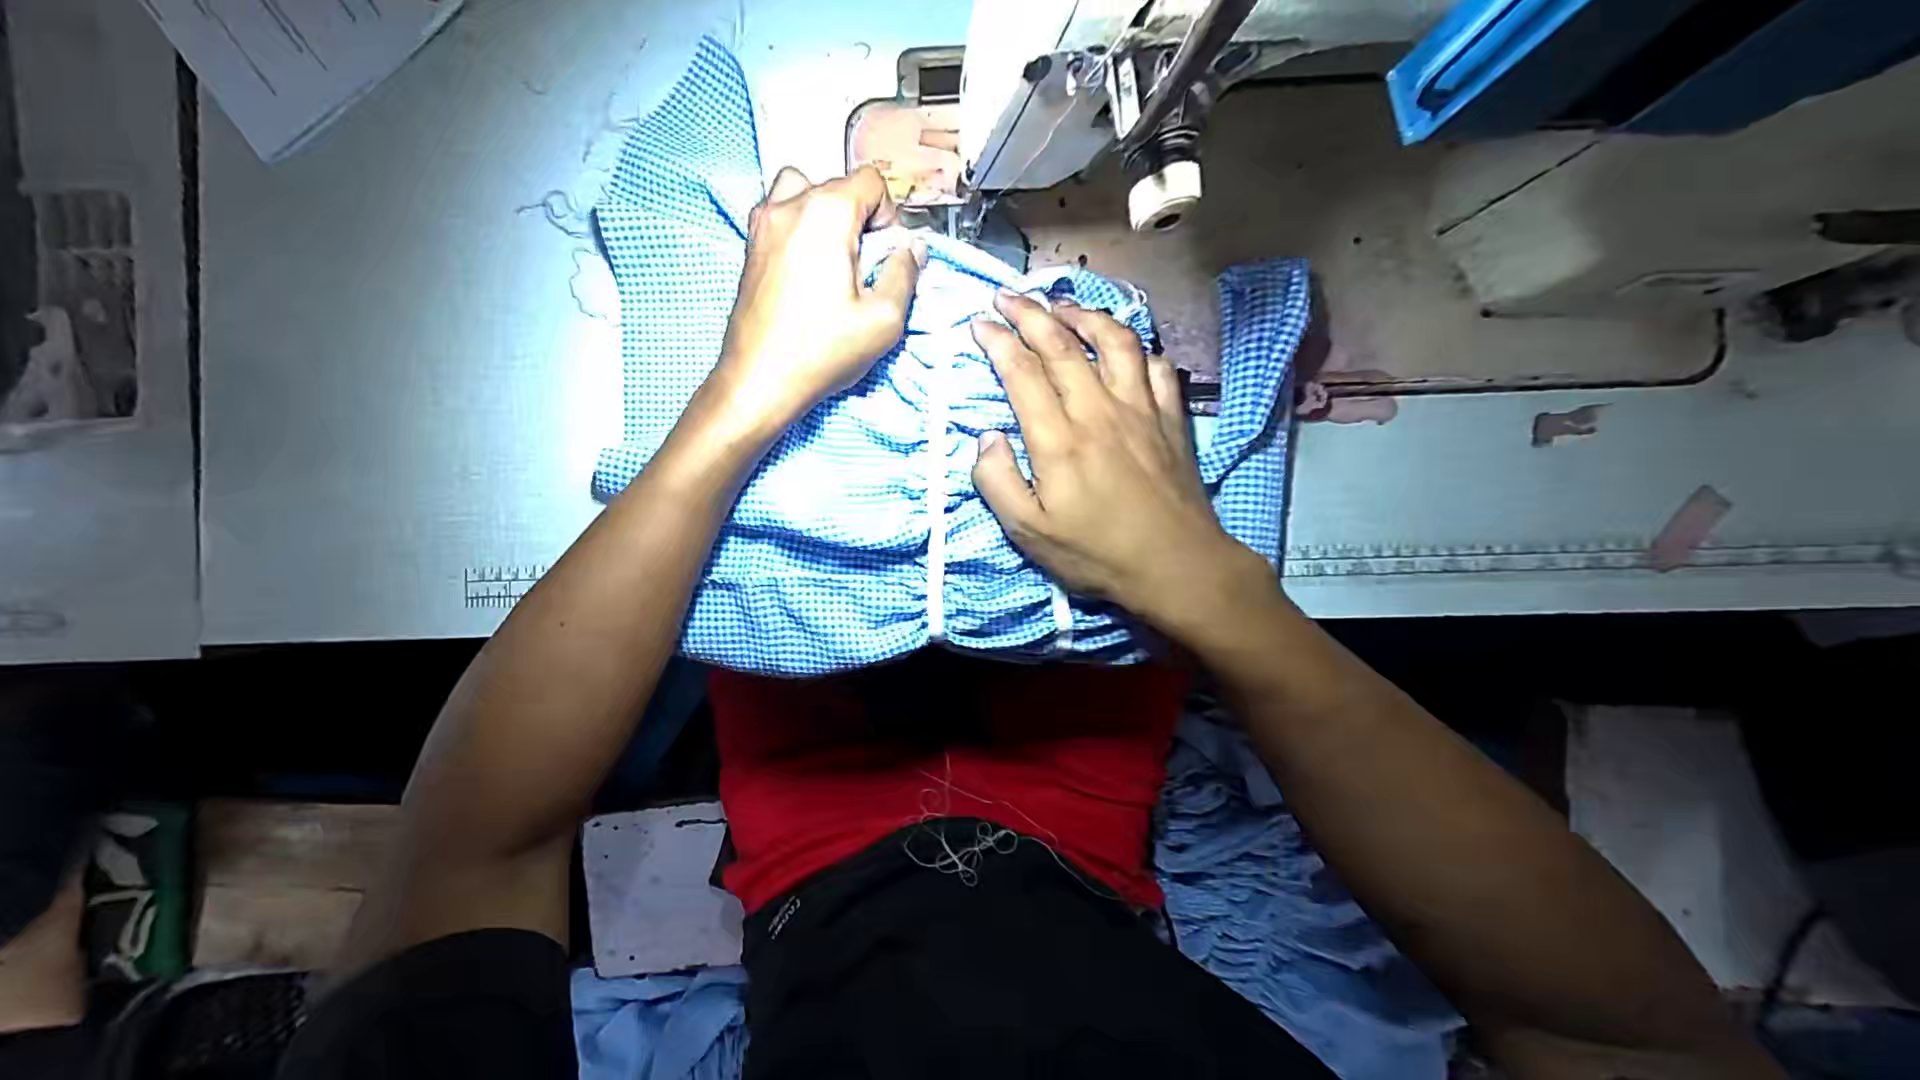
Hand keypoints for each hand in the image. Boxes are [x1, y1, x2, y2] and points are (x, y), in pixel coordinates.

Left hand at [704, 165, 926, 440]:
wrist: (760, 380)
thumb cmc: (821, 352)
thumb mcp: (885, 319)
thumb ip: (905, 274)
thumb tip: (911, 251)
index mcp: (826, 213)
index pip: (871, 181)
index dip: (889, 216)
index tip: (886, 254)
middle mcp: (789, 205)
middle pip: (838, 186)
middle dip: (859, 219)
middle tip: (864, 268)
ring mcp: (763, 224)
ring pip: (803, 191)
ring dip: (825, 216)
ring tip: (833, 261)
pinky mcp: (750, 247)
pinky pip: (781, 216)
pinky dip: (800, 229)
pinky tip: (809, 274)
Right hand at [970, 293, 1269, 630]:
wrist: (1176, 565)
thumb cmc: (1097, 554)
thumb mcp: (1030, 533)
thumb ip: (997, 482)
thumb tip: (987, 437)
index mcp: (1059, 439)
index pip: (1022, 372)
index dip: (997, 341)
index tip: (978, 324)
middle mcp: (1099, 411)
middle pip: (1062, 345)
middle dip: (1029, 313)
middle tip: (1007, 297)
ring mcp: (1140, 409)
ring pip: (1114, 342)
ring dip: (1084, 315)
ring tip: (1061, 306)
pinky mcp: (1171, 418)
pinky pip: (1156, 366)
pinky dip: (1136, 347)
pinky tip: (1123, 347)